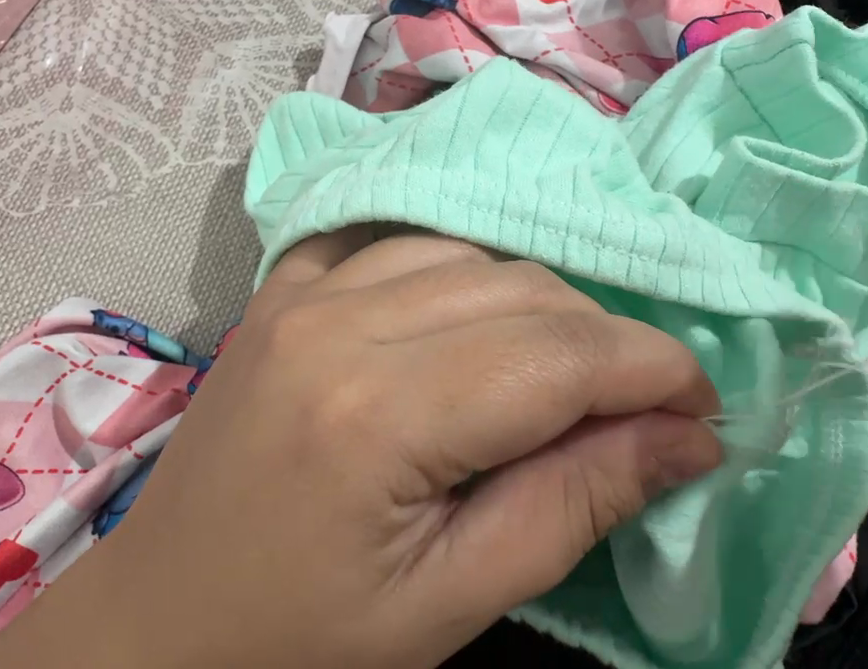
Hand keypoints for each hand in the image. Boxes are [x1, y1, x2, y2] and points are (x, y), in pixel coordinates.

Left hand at [0, 229, 720, 668]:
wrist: (161, 619)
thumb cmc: (304, 640)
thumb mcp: (451, 601)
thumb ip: (573, 504)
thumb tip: (687, 436)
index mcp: (377, 413)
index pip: (556, 353)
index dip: (651, 368)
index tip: (706, 407)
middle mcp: (338, 322)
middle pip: (517, 288)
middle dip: (603, 339)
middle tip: (642, 406)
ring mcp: (300, 292)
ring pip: (464, 251)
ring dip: (534, 301)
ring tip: (561, 372)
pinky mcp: (281, 289)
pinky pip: (390, 239)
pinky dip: (452, 264)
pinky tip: (471, 310)